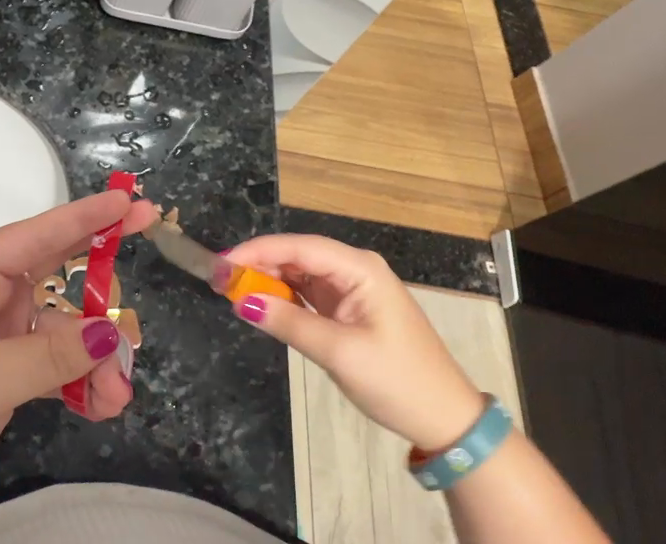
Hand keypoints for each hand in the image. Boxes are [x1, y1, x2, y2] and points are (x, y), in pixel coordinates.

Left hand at [0, 191, 153, 505]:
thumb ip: (50, 355)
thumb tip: (112, 332)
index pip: (34, 235)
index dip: (82, 216)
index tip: (127, 202)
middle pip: (57, 269)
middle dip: (101, 270)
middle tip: (146, 241)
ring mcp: (3, 333)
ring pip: (68, 328)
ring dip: (97, 358)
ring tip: (116, 394)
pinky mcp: (12, 369)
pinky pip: (61, 364)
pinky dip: (84, 383)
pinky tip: (102, 406)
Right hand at [223, 234, 482, 450]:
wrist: (445, 419)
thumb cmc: (397, 380)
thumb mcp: (339, 352)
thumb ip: (289, 323)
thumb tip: (243, 301)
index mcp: (360, 269)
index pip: (300, 247)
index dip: (257, 250)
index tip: (221, 263)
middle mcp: (355, 271)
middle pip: (298, 255)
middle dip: (258, 264)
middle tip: (220, 279)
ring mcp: (353, 291)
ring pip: (301, 274)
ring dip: (269, 280)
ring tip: (232, 289)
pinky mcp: (349, 312)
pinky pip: (309, 295)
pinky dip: (284, 298)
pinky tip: (262, 303)